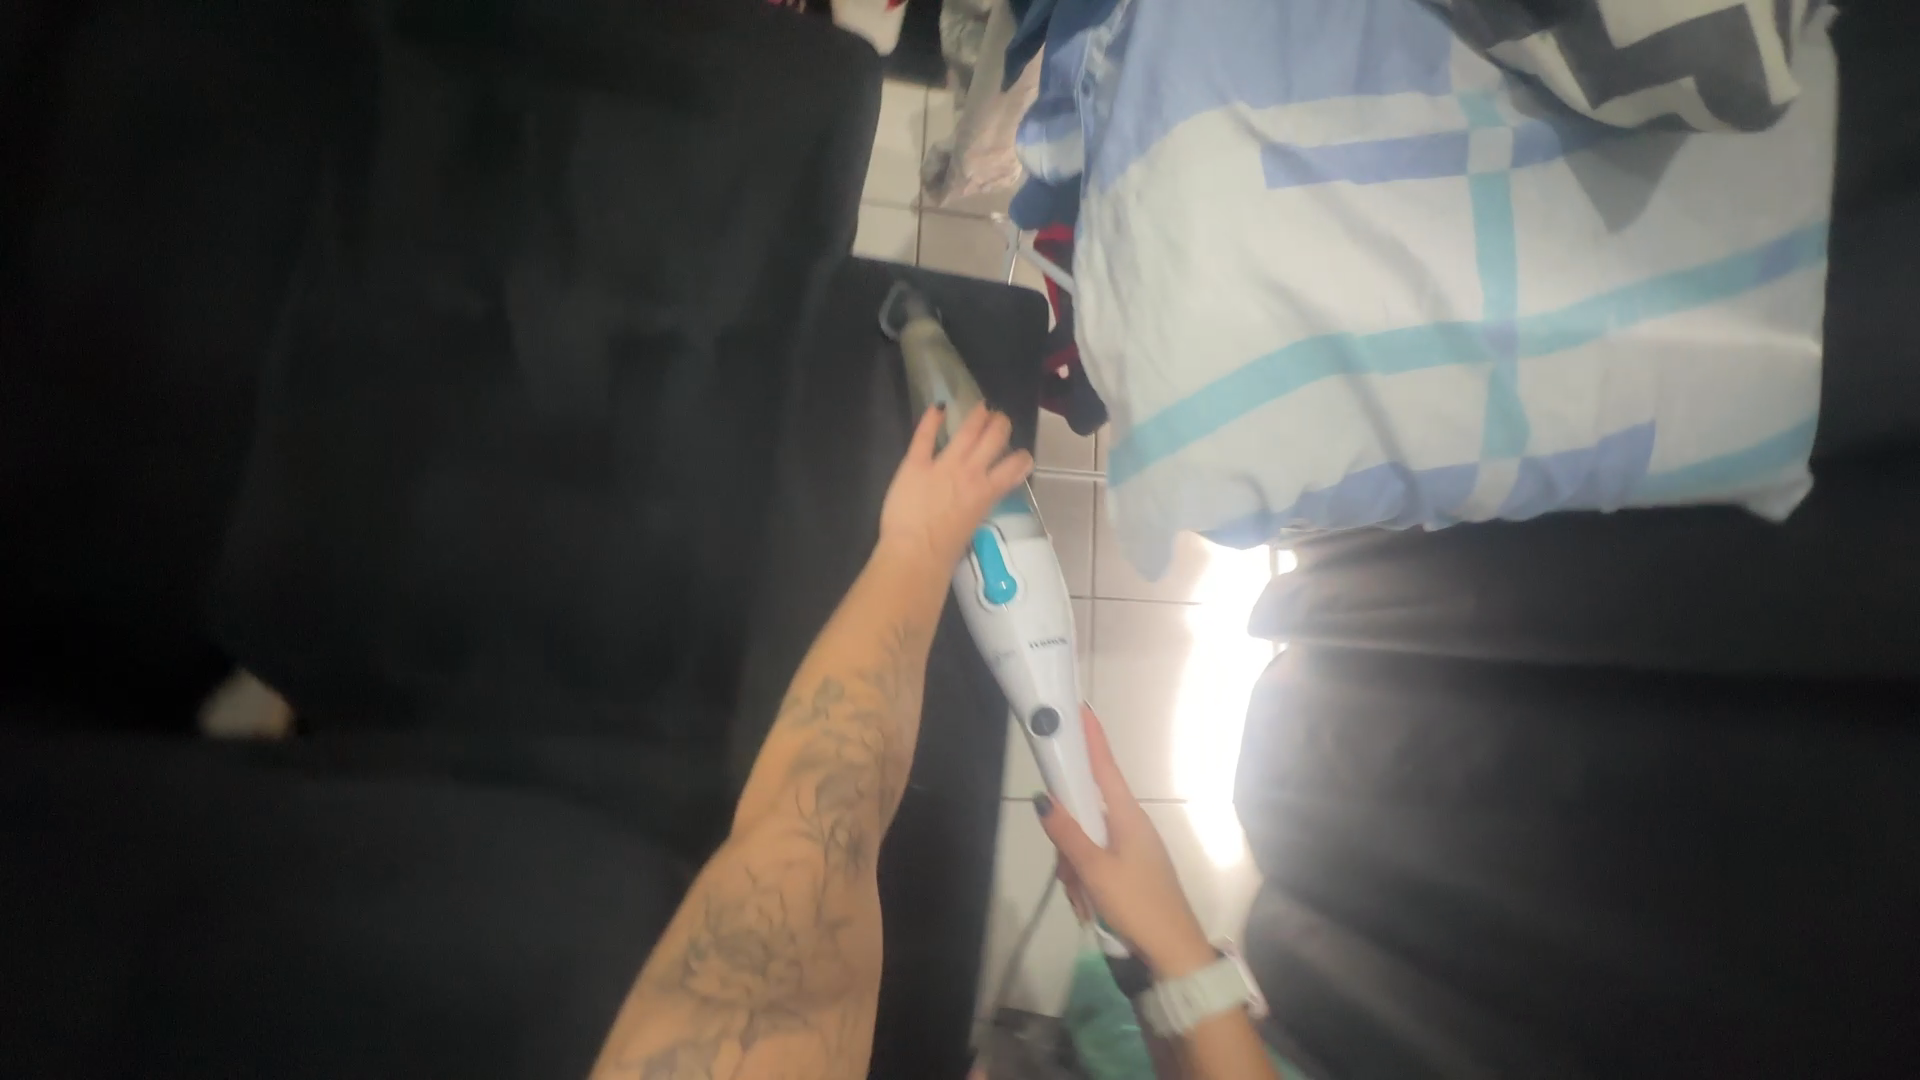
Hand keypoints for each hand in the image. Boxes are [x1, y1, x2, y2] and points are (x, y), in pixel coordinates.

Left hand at [877, 403, 1033, 573]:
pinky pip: (925, 437)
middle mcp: (970, 472)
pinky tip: (937, 408)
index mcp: (987, 492)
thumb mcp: (973, 525)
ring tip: (982, 407)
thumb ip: (980, 504)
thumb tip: (980, 497)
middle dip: (1000, 425)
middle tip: (1000, 419)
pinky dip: (931, 420)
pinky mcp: (916, 463)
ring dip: (977, 417)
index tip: (1022, 455)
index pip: (1015, 466)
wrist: (915, 552)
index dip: (1022, 458)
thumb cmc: (945, 550)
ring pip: (967, 431)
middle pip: (994, 438)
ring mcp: (943, 464)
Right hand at [1034, 706, 1215, 978]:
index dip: (1091, 737)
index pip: (1104, 765)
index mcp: (1126, 815)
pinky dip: (1086, 879)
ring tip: (1082, 899)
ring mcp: (1131, 847)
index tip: (1080, 708)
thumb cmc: (1138, 904)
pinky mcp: (1131, 868)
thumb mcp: (1095, 870)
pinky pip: (1096, 859)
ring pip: (1086, 839)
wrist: (1176, 954)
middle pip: (1085, 810)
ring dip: (1075, 867)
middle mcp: (1130, 823)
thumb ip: (1067, 834)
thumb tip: (1043, 798)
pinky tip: (1088, 905)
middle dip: (1068, 840)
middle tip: (1067, 872)